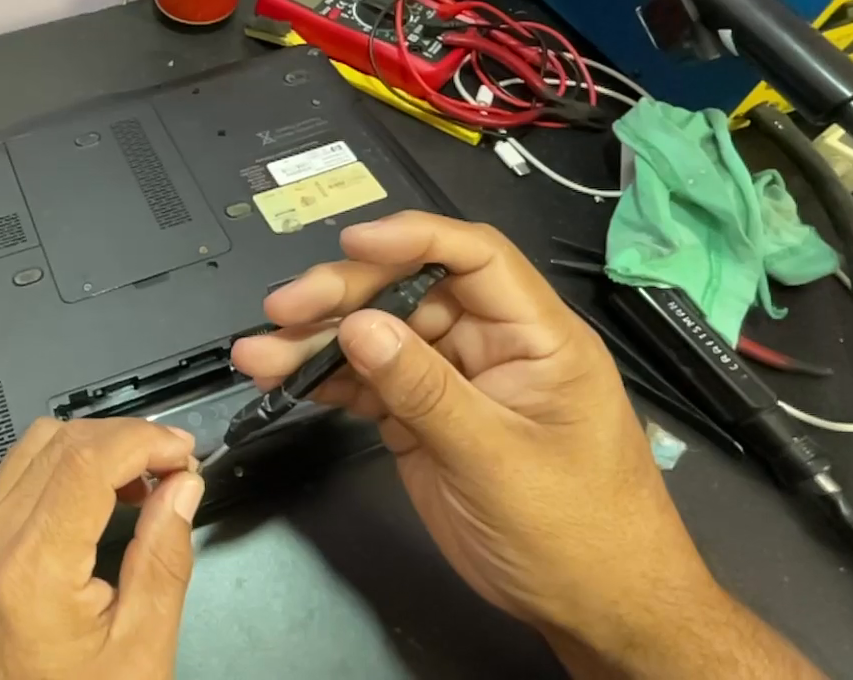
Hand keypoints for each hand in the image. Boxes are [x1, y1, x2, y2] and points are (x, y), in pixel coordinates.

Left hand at [0, 418, 203, 679]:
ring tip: (143, 476)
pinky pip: (22, 468)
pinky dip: (67, 460)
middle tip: (174, 463)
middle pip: (64, 440)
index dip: (143, 439)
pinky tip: (102, 489)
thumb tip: (182, 486)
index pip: (87, 459)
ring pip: (39, 442)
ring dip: (97, 443)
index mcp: (32, 566)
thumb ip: (164, 561)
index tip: (184, 451)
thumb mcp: (138, 652)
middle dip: (127, 437)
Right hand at [230, 213, 717, 652]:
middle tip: (282, 311)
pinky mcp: (415, 412)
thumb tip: (358, 326)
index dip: (412, 238)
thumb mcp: (500, 461)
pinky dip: (321, 380)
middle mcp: (484, 342)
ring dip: (314, 342)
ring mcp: (446, 376)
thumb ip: (426, 390)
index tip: (350, 244)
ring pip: (371, 335)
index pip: (473, 257)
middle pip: (403, 290)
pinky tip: (281, 380)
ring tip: (259, 355)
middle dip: (340, 296)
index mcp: (532, 335)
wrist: (593, 615)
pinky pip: (362, 380)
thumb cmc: (578, 536)